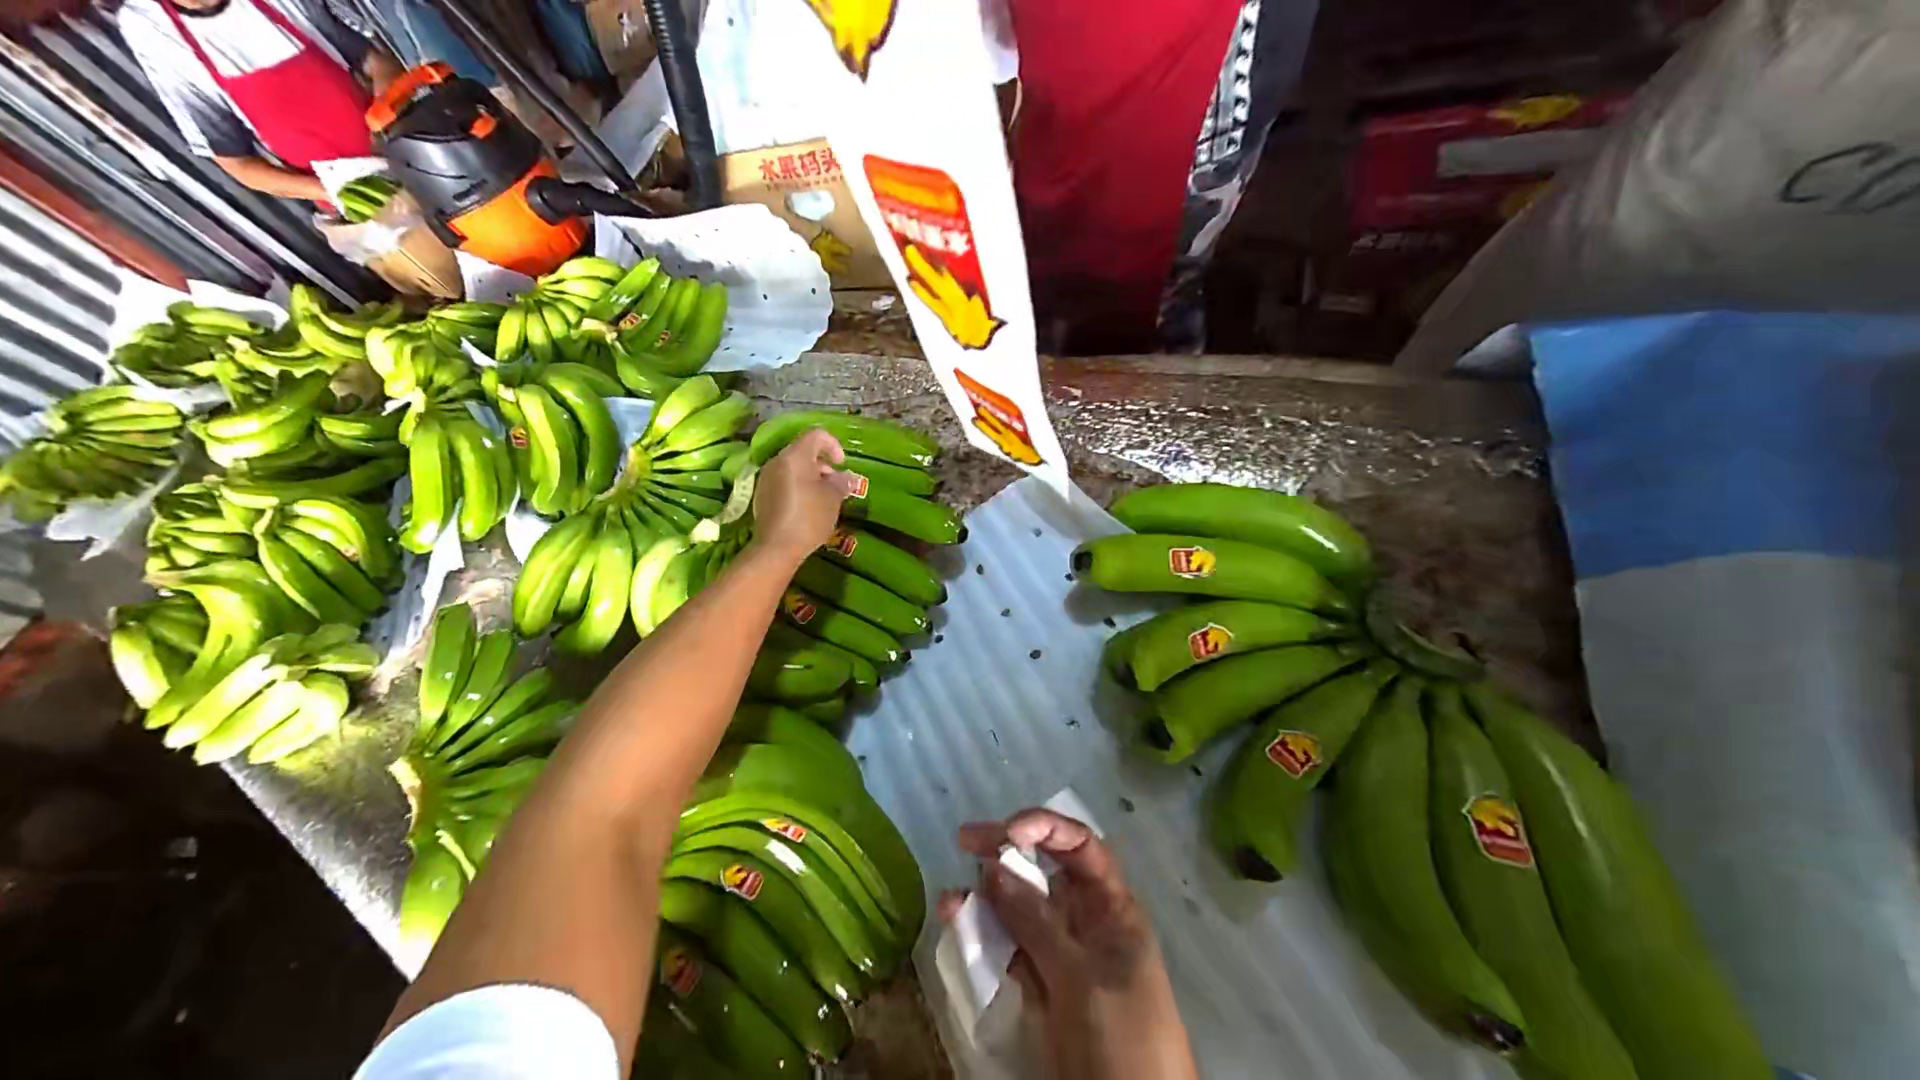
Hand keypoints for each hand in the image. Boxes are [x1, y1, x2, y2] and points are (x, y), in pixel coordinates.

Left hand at [751, 428, 859, 564]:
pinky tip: (807, 507)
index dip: (833, 445)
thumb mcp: (833, 498)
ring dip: (811, 477)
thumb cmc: (809, 517)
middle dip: (822, 464)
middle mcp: (777, 461)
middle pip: (803, 451)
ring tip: (823, 498)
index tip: (841, 464)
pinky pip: (784, 481)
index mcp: (795, 456)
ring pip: (793, 467)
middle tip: (835, 485)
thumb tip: (845, 476)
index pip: (816, 435)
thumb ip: (841, 482)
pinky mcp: (762, 494)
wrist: (776, 547)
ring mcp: (766, 478)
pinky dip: (798, 487)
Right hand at [945, 809, 1197, 1079]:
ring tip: (951, 897)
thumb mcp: (1082, 977)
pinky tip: (957, 921)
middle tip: (965, 840)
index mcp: (1112, 908)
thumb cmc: (1124, 1037)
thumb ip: (1036, 922)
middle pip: (1044, 871)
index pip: (1081, 848)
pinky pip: (1008, 945)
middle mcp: (1085, 920)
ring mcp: (1061, 952)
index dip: (1047, 828)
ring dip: (985, 897)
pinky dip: (982, 934)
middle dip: (1007, 851)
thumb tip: (992, 867)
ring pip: (1019, 908)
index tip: (1009, 830)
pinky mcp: (1040, 983)